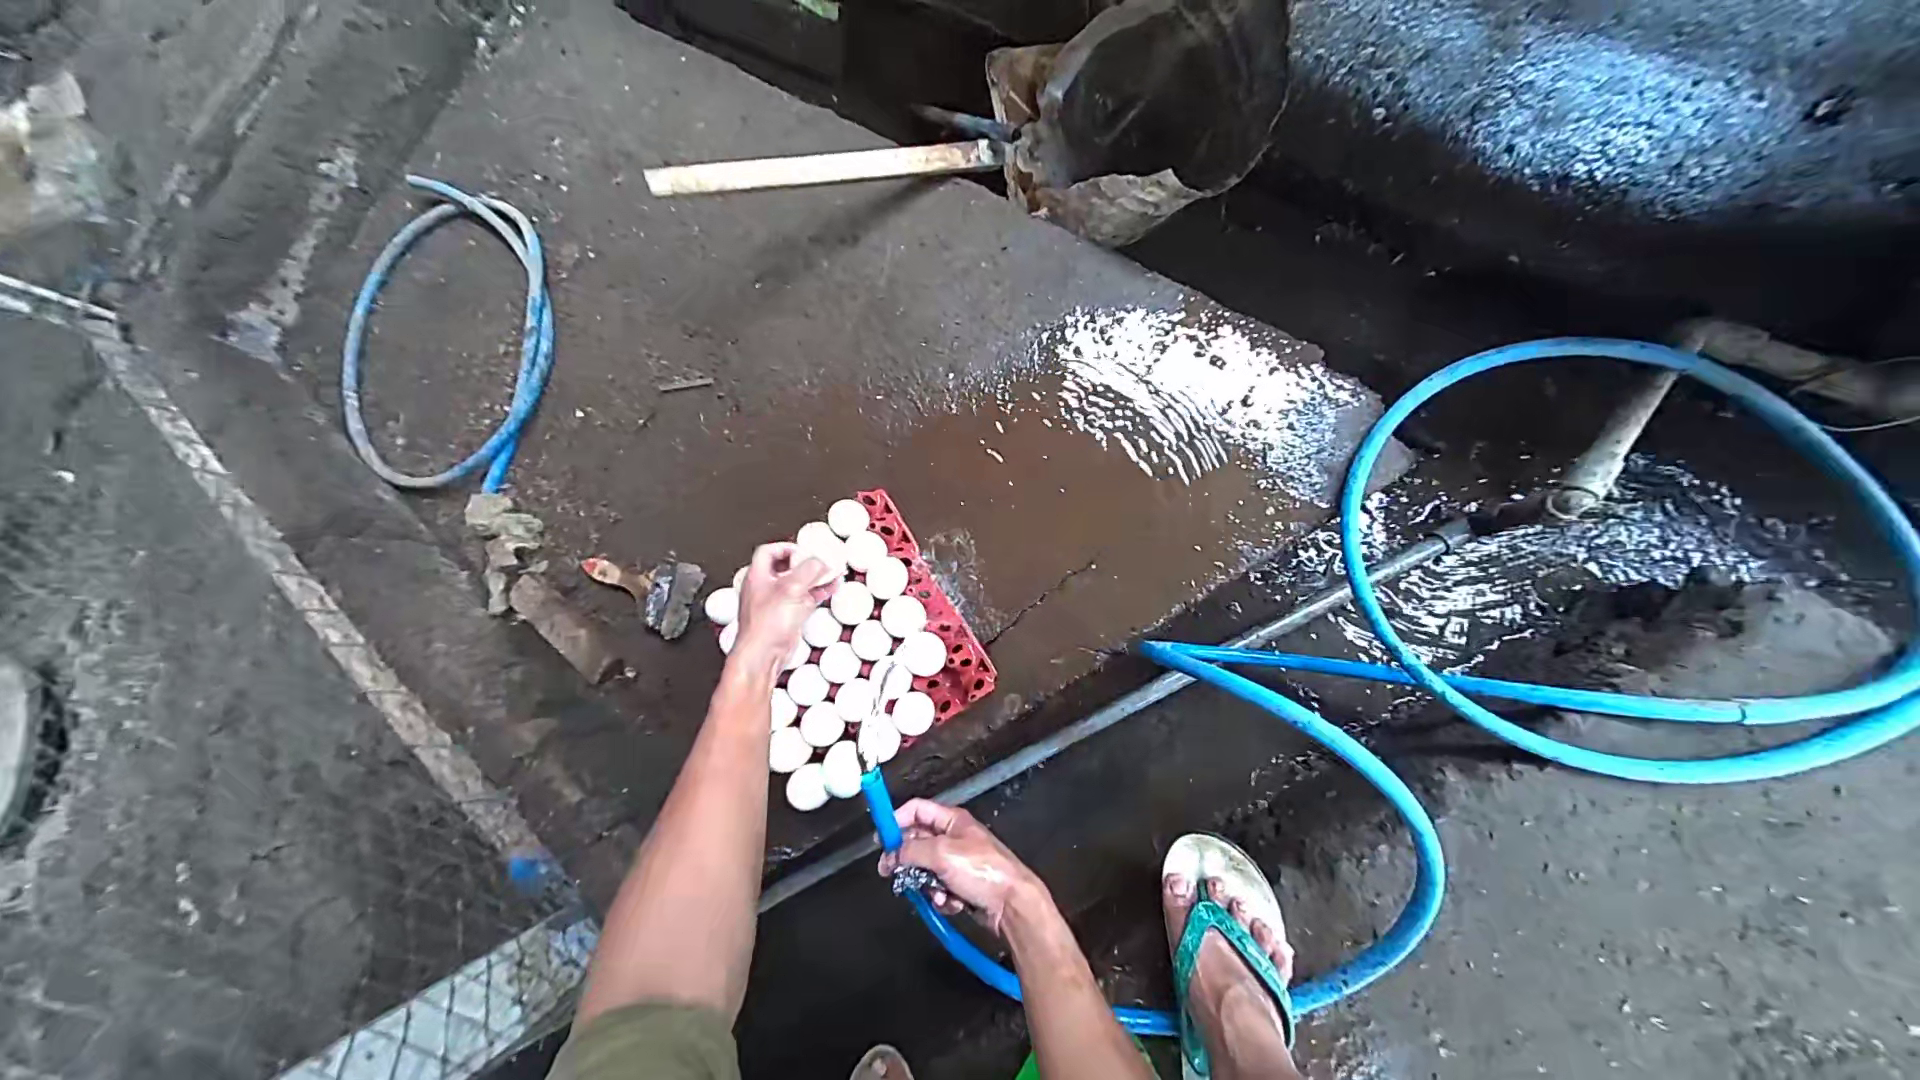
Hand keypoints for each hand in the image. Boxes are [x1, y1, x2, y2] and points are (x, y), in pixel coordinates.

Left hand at [731, 542, 836, 674]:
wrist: (763, 655)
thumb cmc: (764, 626)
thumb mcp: (791, 588)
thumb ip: (809, 570)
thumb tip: (820, 561)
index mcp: (758, 576)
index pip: (770, 551)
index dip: (787, 547)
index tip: (804, 549)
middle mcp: (765, 588)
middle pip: (787, 566)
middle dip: (807, 562)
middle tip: (821, 560)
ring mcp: (776, 603)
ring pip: (799, 582)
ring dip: (816, 576)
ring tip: (831, 572)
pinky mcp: (787, 616)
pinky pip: (805, 597)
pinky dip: (819, 591)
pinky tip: (831, 587)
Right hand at [877, 799, 1047, 936]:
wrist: (1011, 904)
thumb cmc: (987, 871)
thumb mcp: (942, 854)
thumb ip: (912, 850)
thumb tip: (893, 853)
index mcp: (952, 820)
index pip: (917, 810)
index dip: (897, 820)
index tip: (882, 837)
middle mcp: (954, 837)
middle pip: (917, 841)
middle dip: (906, 858)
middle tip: (892, 870)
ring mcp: (958, 862)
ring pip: (925, 868)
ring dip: (926, 883)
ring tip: (936, 890)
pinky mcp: (961, 884)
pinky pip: (938, 888)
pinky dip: (940, 897)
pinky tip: (950, 901)